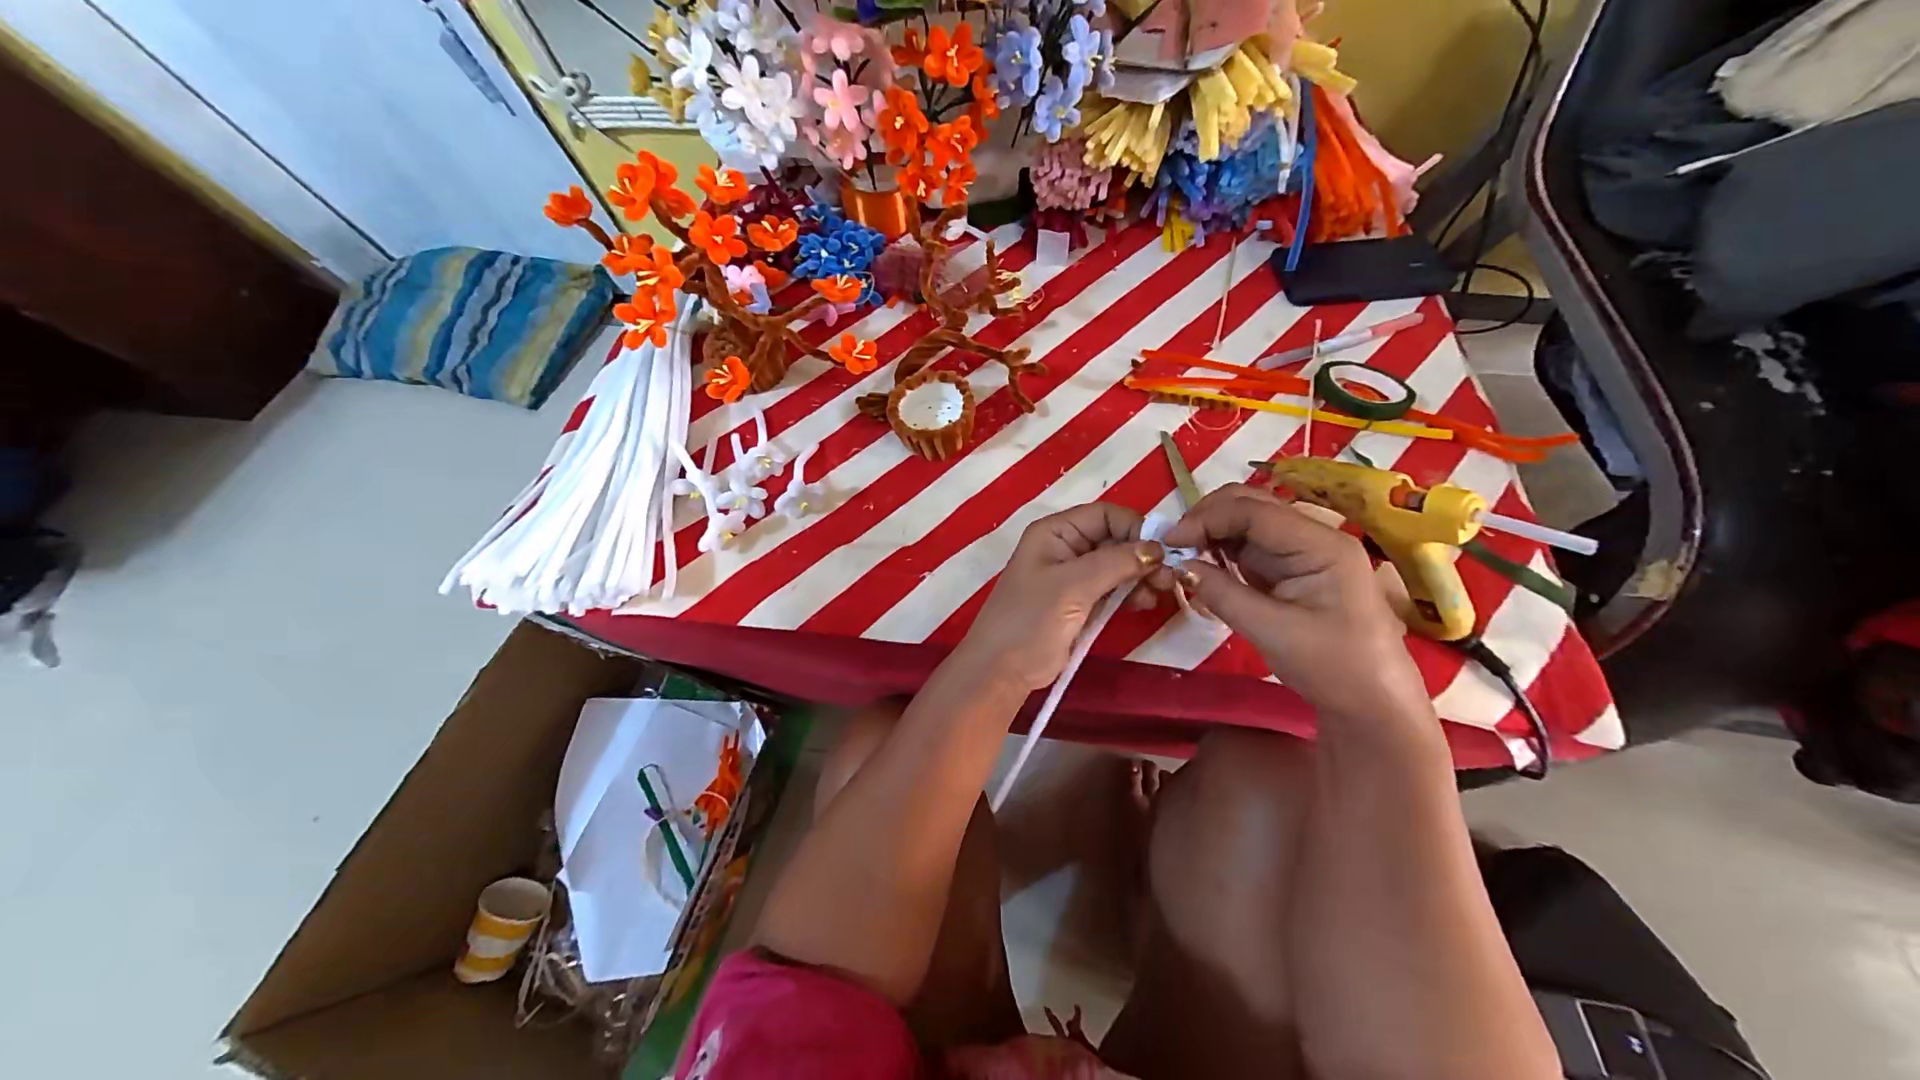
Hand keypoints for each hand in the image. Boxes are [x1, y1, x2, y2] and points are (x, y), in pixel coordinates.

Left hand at [954, 502, 1163, 692]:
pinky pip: (1113, 588)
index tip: (1164, 552)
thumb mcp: (1073, 586)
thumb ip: (1116, 562)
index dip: (1136, 528)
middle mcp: (1064, 547)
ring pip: (1118, 565)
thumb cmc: (1031, 619)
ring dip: (1141, 576)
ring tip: (1161, 592)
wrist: (1002, 669)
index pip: (1105, 515)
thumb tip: (1158, 548)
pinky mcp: (1080, 602)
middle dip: (1143, 555)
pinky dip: (1131, 593)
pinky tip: (1146, 603)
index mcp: (1055, 532)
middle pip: (1115, 539)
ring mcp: (1073, 576)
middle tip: (1169, 578)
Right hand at [1160, 484, 1435, 731]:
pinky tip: (1202, 565)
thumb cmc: (1332, 667)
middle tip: (1173, 546)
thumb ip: (1222, 593)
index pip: (1254, 511)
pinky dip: (1221, 551)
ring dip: (1212, 532)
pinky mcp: (1290, 571)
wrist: (1371, 704)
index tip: (1169, 542)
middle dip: (1208, 518)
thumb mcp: (1271, 631)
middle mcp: (1313, 538)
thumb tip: (1179, 566)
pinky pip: (1249, 547)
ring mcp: (1302, 553)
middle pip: (1252, 505)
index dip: (1207, 519)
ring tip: (1181, 555)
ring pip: (1247, 523)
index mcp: (1321, 545)